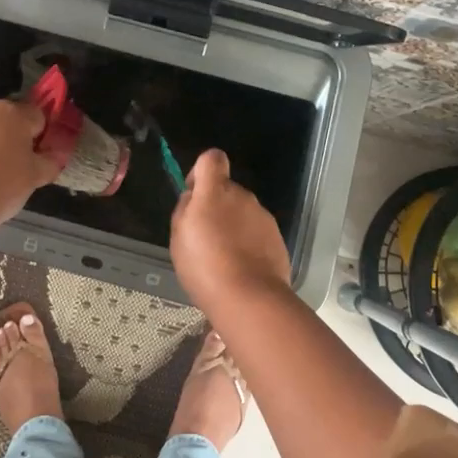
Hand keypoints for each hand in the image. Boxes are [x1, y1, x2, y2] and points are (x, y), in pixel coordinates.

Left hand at [0, 99, 57, 222]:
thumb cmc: (3, 185)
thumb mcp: (36, 176)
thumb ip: (51, 161)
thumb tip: (55, 156)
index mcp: (14, 112)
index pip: (37, 116)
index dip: (40, 136)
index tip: (37, 157)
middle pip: (8, 119)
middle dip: (13, 137)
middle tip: (15, 166)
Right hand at [170, 149, 291, 308]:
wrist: (250, 298)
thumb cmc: (205, 266)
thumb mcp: (179, 237)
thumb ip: (185, 210)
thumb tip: (193, 198)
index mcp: (215, 191)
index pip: (212, 158)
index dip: (201, 171)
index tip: (195, 194)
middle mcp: (243, 196)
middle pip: (227, 190)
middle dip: (216, 207)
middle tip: (205, 239)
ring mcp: (263, 217)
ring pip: (243, 212)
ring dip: (233, 227)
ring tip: (224, 259)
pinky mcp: (278, 238)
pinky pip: (257, 232)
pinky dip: (249, 243)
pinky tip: (242, 269)